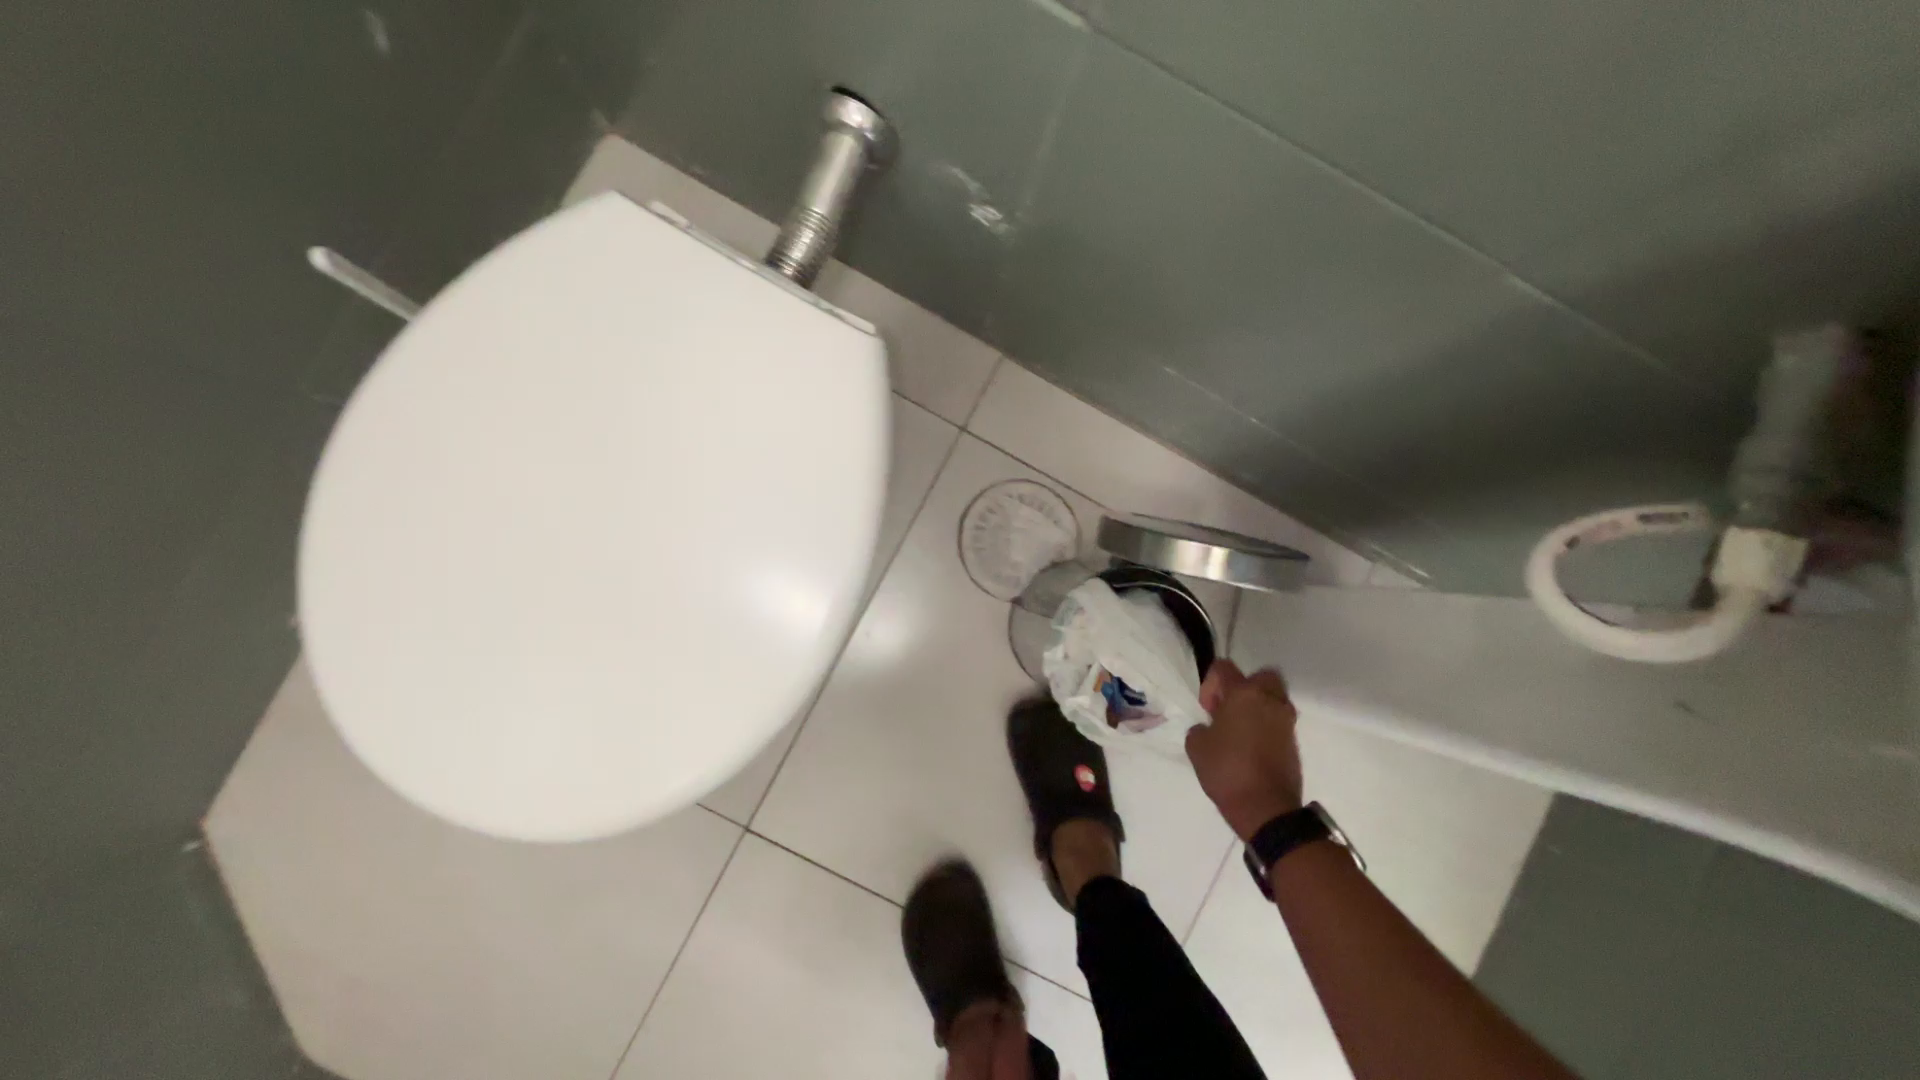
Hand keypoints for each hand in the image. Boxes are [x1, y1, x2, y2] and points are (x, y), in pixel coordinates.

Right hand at [1187, 659, 1303, 840]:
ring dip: (1257, 707)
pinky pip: (1278, 721)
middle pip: (1260, 677)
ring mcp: (1286, 720)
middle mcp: (1269, 700)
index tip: (1208, 710)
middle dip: (1243, 688)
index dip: (1210, 684)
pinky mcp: (1293, 741)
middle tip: (1228, 711)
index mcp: (1243, 694)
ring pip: (1273, 698)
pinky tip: (1250, 747)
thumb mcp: (1196, 746)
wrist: (1265, 808)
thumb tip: (1209, 728)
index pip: (1224, 667)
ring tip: (1239, 731)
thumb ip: (1200, 728)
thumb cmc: (1227, 770)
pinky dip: (1265, 726)